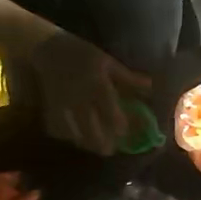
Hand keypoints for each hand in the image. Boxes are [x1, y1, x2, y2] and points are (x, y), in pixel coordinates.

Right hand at [24, 30, 152, 154]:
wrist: (49, 49)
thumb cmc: (83, 54)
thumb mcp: (108, 63)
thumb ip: (129, 78)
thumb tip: (151, 88)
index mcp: (97, 85)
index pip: (109, 110)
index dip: (118, 124)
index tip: (124, 134)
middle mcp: (79, 98)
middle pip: (89, 127)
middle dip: (100, 142)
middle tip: (109, 150)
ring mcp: (62, 104)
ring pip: (72, 131)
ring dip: (84, 141)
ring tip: (94, 147)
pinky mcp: (50, 107)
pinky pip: (57, 127)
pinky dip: (66, 135)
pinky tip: (74, 138)